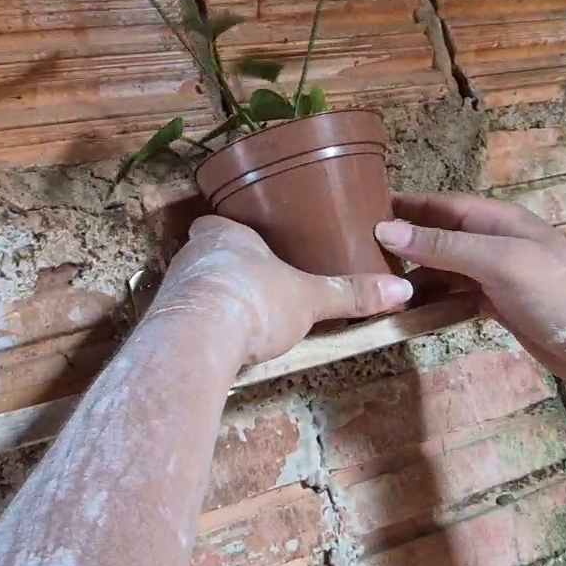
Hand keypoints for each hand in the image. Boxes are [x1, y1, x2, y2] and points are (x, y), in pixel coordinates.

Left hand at [152, 217, 412, 365]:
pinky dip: (200, 326)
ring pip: (194, 285)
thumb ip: (350, 294)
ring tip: (239, 317)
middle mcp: (193, 253)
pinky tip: (217, 342)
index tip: (253, 247)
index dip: (235, 234)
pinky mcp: (164, 320)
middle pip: (207, 254)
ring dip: (212, 298)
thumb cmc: (256, 300)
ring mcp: (174, 286)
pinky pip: (185, 317)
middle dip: (226, 268)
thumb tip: (402, 289)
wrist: (197, 340)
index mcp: (225, 232)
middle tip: (254, 284)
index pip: (220, 223)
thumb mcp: (310, 298)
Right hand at [376, 194, 565, 393]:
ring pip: (441, 270)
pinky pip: (453, 296)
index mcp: (495, 220)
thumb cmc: (557, 293)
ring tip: (374, 288)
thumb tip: (385, 229)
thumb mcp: (498, 262)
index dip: (403, 206)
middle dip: (400, 243)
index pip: (438, 205)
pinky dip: (431, 302)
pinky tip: (406, 312)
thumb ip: (443, 245)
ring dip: (412, 278)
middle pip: (436, 237)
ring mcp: (495, 275)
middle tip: (356, 254)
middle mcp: (491, 242)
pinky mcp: (497, 305)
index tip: (360, 210)